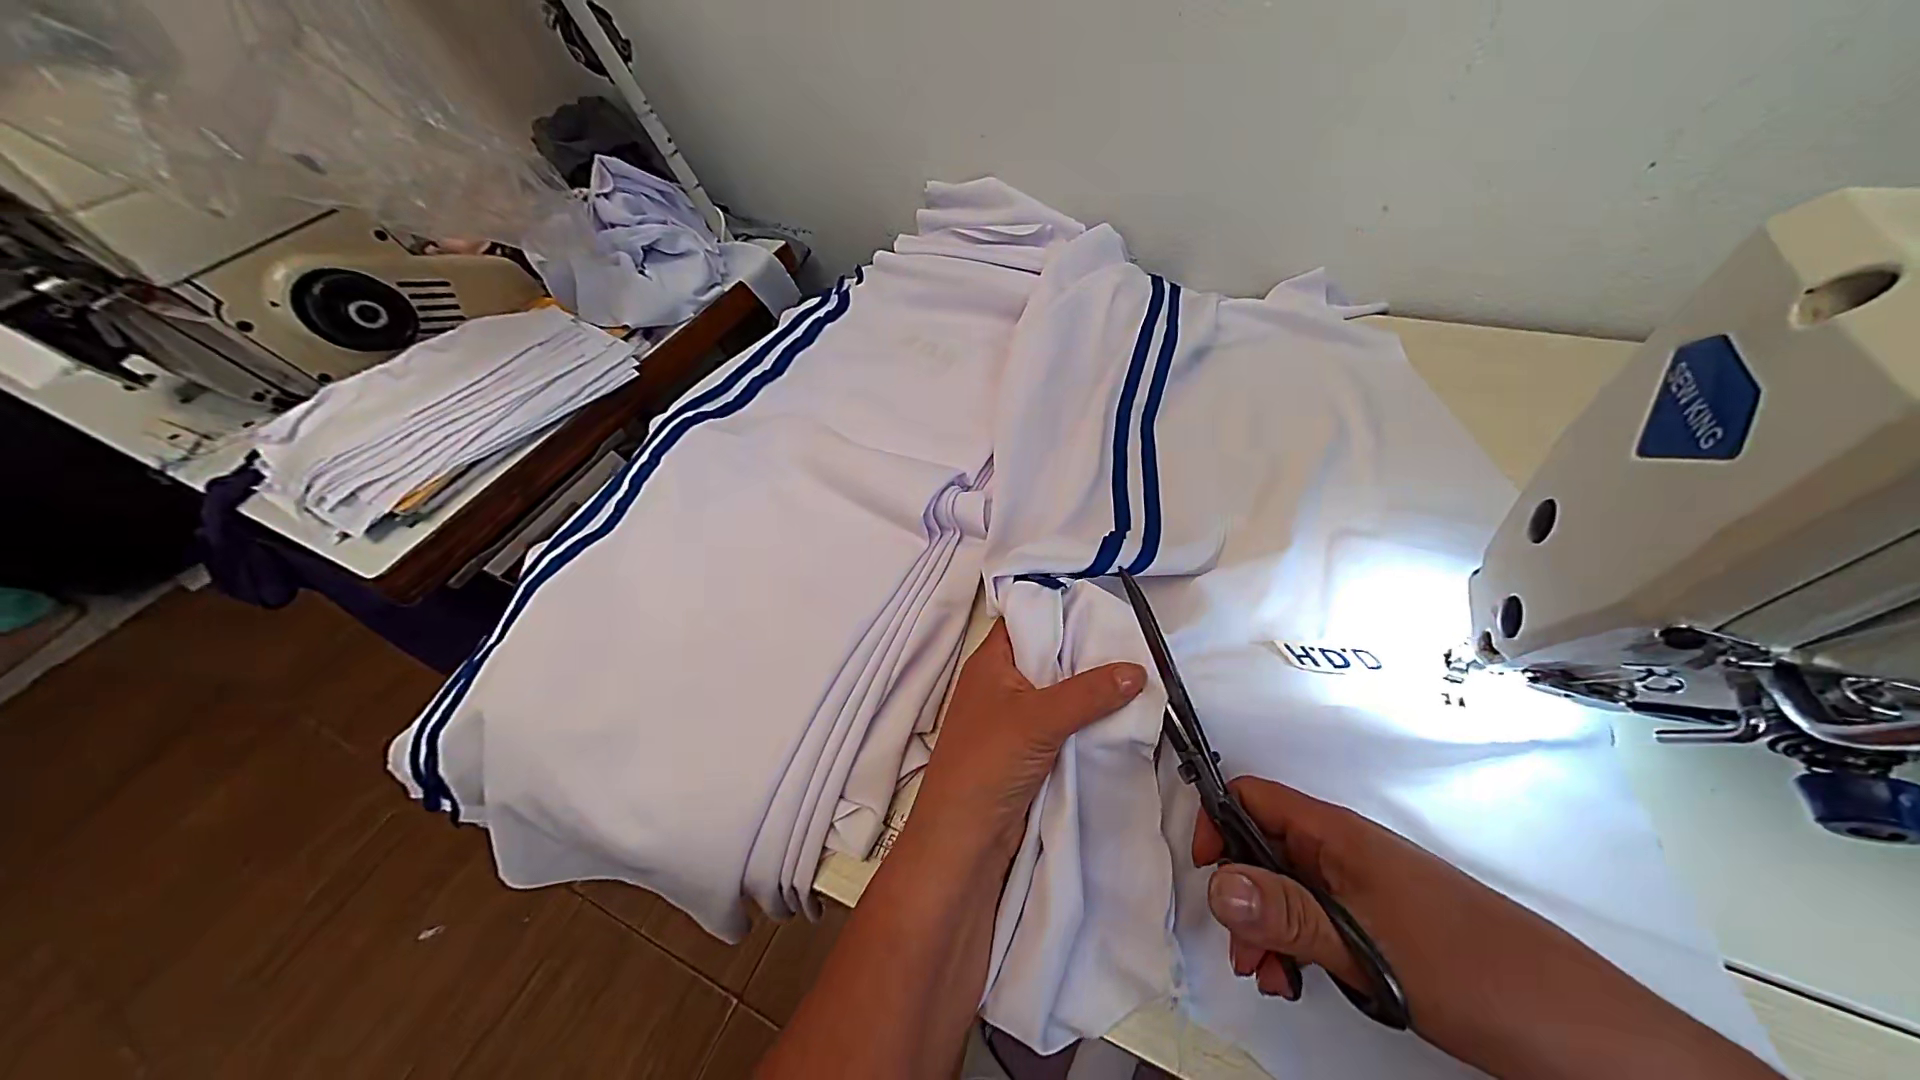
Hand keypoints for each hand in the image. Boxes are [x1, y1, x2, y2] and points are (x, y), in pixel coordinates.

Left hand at [912, 619, 1144, 856]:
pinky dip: (1086, 719)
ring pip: (1059, 691)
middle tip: (1131, 643)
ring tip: (1135, 676)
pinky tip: (1119, 715)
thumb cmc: (986, 764)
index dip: (1059, 609)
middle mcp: (1001, 683)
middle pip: (1048, 655)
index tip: (1102, 606)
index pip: (1025, 618)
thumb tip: (1136, 669)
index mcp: (990, 661)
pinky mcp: (1028, 748)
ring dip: (1090, 689)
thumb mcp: (1038, 718)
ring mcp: (1015, 717)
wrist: (965, 839)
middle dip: (1085, 651)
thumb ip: (1088, 692)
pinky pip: (1063, 722)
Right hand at [1195, 777, 1779, 1079]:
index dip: (1217, 824)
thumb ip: (1285, 913)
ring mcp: (1363, 889)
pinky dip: (1297, 946)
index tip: (1205, 874)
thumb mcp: (1365, 945)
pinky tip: (1305, 981)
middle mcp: (1344, 852)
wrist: (1581, 1032)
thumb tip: (1214, 884)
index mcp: (1337, 835)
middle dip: (1240, 893)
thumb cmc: (1470, 970)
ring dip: (1266, 928)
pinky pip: (1317, 919)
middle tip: (1244, 952)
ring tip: (1274, 978)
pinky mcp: (1379, 925)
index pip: (1251, 797)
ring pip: (1288, 889)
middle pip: (1262, 847)